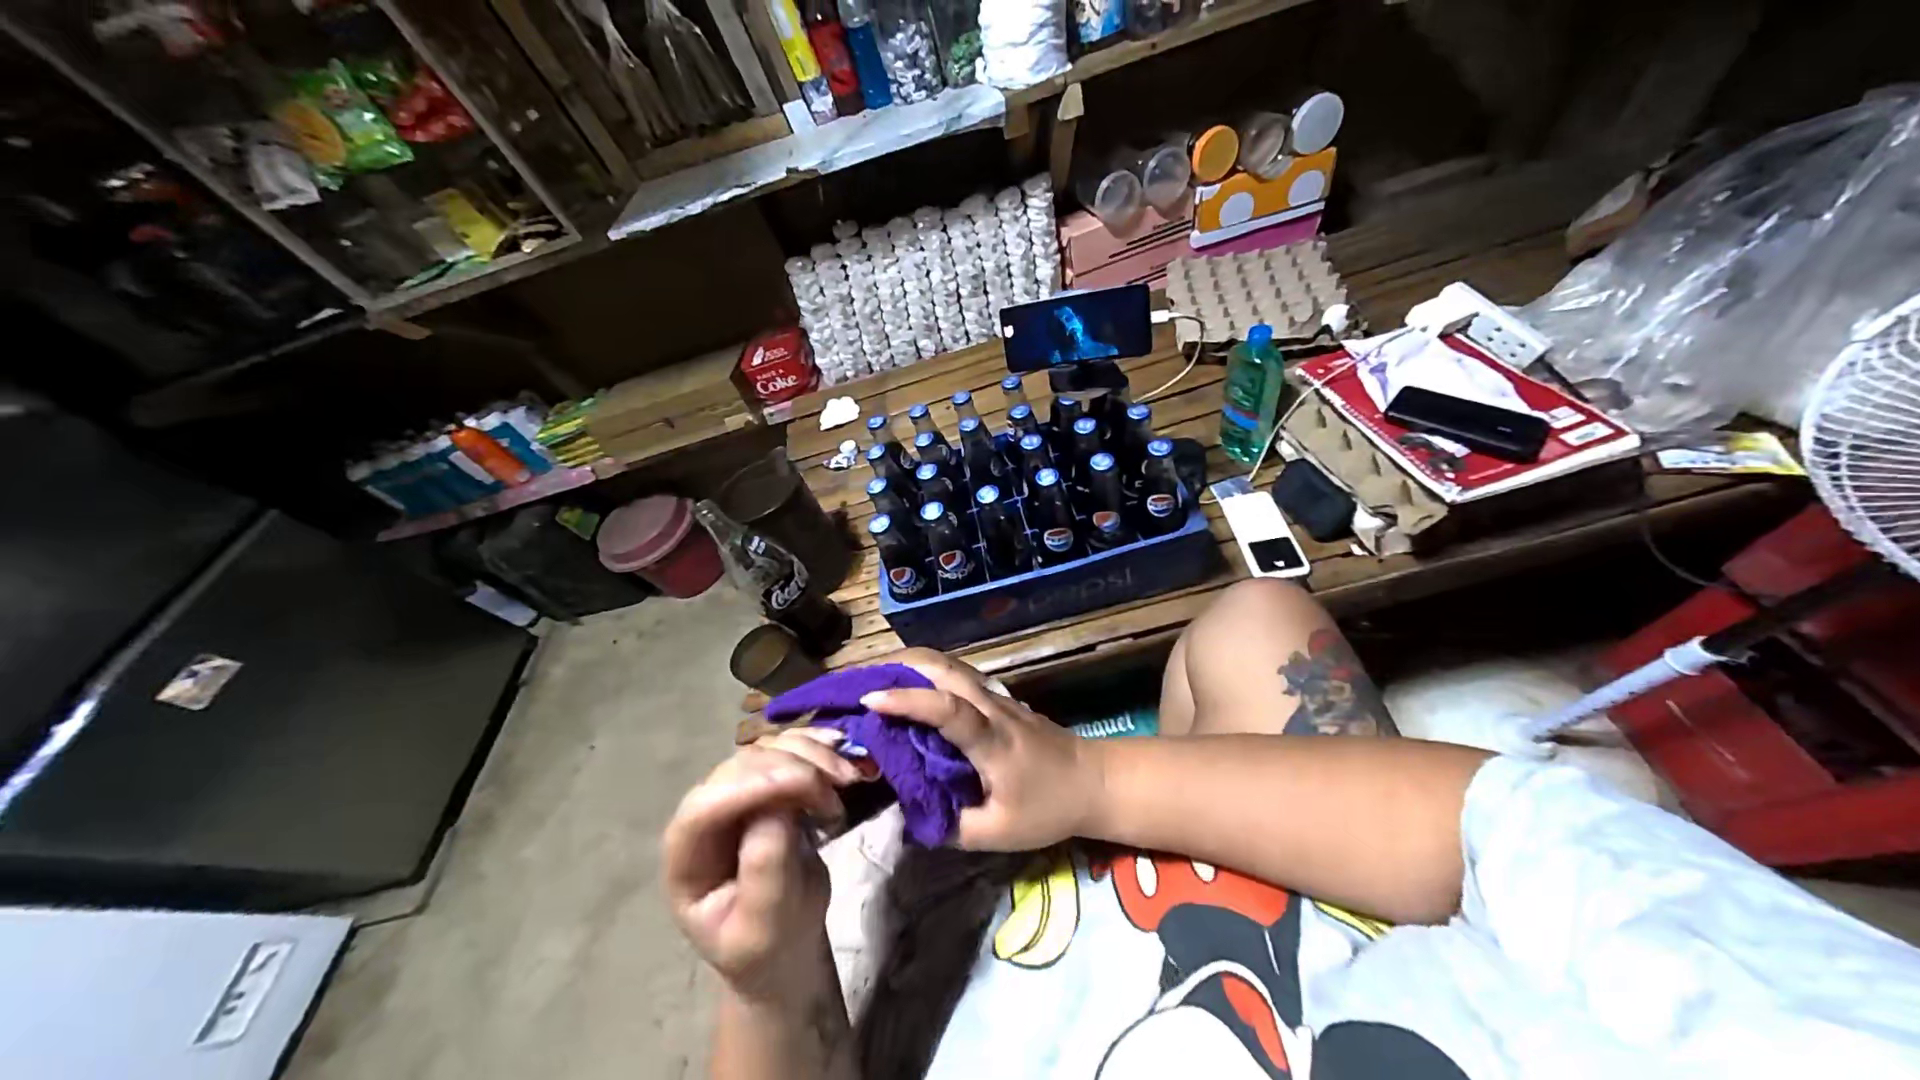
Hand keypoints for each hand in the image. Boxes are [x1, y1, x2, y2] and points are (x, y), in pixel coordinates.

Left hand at [662, 728, 860, 1002]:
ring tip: (850, 779)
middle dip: (796, 767)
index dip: (753, 785)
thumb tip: (778, 809)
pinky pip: (788, 748)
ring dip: (812, 752)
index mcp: (687, 855)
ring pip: (768, 749)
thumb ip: (765, 870)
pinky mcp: (767, 783)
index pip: (707, 806)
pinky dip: (817, 744)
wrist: (784, 945)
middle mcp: (705, 813)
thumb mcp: (765, 926)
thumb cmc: (766, 946)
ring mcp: (736, 793)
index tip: (808, 785)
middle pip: (742, 767)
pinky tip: (843, 750)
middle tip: (843, 789)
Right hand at [860, 649, 1101, 851]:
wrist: (1095, 780)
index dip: (908, 702)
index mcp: (991, 741)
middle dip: (897, 665)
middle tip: (856, 679)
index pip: (947, 710)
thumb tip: (910, 816)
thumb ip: (952, 826)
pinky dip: (925, 673)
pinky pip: (955, 675)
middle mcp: (991, 708)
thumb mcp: (1000, 833)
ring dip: (909, 664)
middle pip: (944, 668)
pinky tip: (907, 687)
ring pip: (949, 665)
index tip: (870, 700)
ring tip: (872, 677)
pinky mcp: (997, 699)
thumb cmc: (1049, 807)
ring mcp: (996, 697)